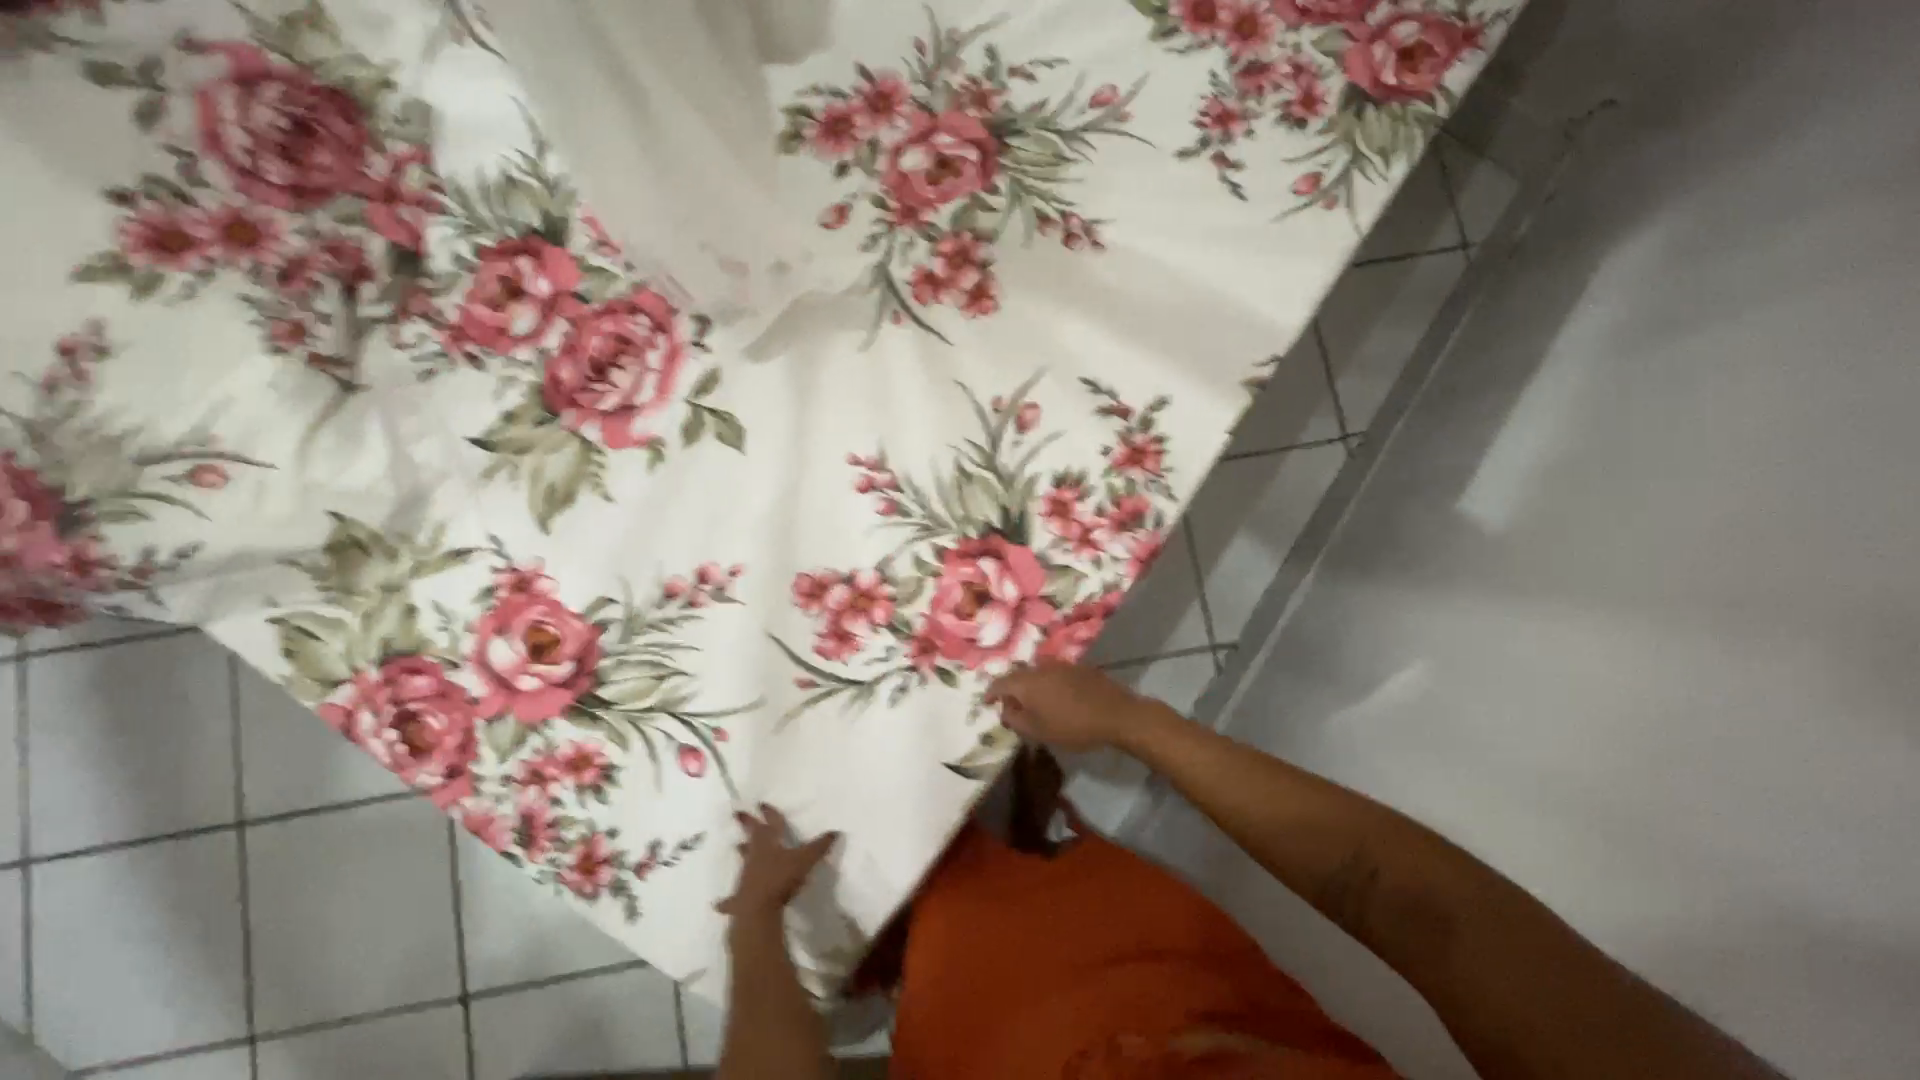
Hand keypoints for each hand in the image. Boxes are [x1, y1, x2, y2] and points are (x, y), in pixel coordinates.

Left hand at [716, 804, 839, 919]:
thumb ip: (819, 846)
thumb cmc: (781, 878)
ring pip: (744, 860)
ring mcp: (746, 875)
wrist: (758, 907)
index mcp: (770, 843)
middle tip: (737, 814)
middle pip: (752, 836)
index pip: (771, 823)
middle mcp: (755, 855)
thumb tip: (835, 831)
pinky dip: (726, 901)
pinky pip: (732, 898)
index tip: (762, 803)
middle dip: (747, 824)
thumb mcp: (805, 860)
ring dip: (742, 852)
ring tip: (736, 846)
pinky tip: (717, 904)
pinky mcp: (740, 896)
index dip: (769, 813)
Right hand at [985, 661, 1170, 752]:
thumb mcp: (1038, 731)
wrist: (1117, 715)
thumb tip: (1005, 709)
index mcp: (1026, 682)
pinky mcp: (1080, 668)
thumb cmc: (1072, 726)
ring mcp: (1062, 665)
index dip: (990, 693)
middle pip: (1019, 676)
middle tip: (1011, 707)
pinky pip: (1055, 675)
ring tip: (1034, 704)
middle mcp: (1041, 667)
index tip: (986, 703)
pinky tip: (1057, 699)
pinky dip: (1049, 685)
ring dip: (1032, 687)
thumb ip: (1015, 719)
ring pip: (1038, 674)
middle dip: (1011, 690)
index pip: (999, 683)